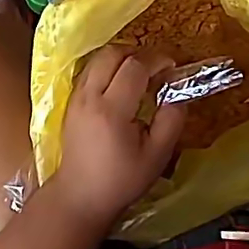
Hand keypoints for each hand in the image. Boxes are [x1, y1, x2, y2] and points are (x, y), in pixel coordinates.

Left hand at [48, 45, 185, 228]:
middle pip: (112, 53)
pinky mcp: (71, 101)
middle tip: (155, 68)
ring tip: (139, 75)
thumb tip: (178, 93)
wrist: (80, 195)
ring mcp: (76, 97)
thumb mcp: (157, 155)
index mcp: (112, 110)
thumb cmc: (121, 179)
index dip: (157, 61)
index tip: (172, 69)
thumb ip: (171, 120)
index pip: (135, 67)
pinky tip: (121, 86)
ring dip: (121, 58)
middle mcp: (89, 97)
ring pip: (98, 58)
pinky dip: (108, 68)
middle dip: (138, 53)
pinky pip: (90, 70)